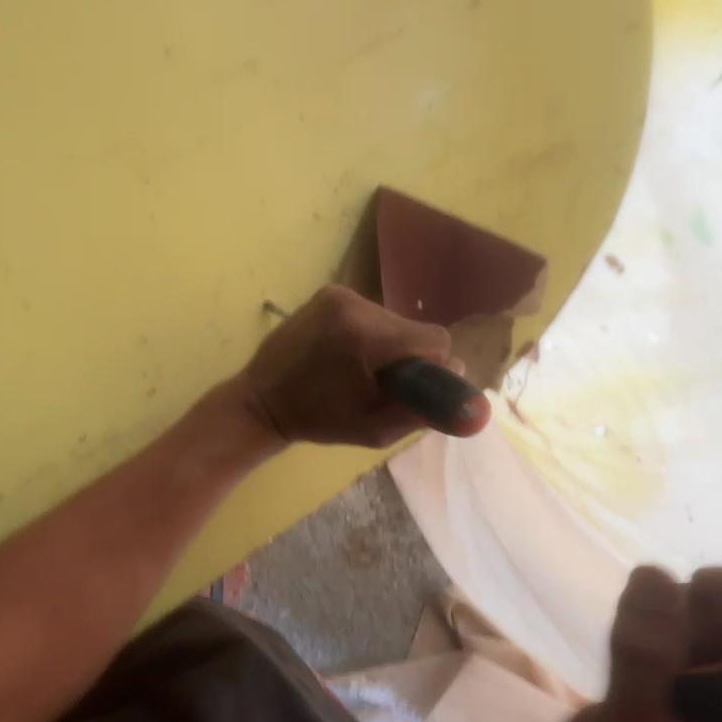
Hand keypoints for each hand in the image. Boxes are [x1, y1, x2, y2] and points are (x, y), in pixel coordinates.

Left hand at [239, 284, 482, 447]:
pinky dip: (366, 335)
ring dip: (385, 346)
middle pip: (412, 330)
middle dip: (405, 358)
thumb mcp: (376, 428)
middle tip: (376, 385)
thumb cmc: (318, 420)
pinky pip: (369, 314)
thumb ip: (424, 406)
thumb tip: (461, 376)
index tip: (408, 388)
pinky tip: (341, 356)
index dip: (430, 368)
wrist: (260, 399)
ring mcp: (337, 293)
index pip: (434, 340)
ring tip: (353, 372)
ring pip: (391, 321)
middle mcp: (353, 304)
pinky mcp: (326, 292)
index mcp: (365, 335)